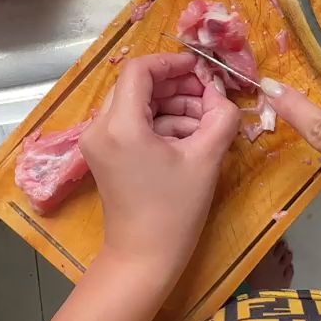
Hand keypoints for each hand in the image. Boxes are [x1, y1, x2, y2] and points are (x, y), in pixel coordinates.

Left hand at [82, 53, 241, 276]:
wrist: (143, 258)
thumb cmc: (174, 211)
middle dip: (177, 86)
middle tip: (210, 96)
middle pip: (138, 86)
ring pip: (137, 104)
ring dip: (172, 105)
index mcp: (120, 125)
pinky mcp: (104, 154)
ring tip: (207, 120)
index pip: (140, 70)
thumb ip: (220, 116)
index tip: (201, 70)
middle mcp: (100, 127)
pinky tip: (191, 136)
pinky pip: (133, 123)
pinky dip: (161, 123)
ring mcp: (98, 141)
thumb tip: (221, 92)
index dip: (172, 63)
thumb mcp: (205, 159)